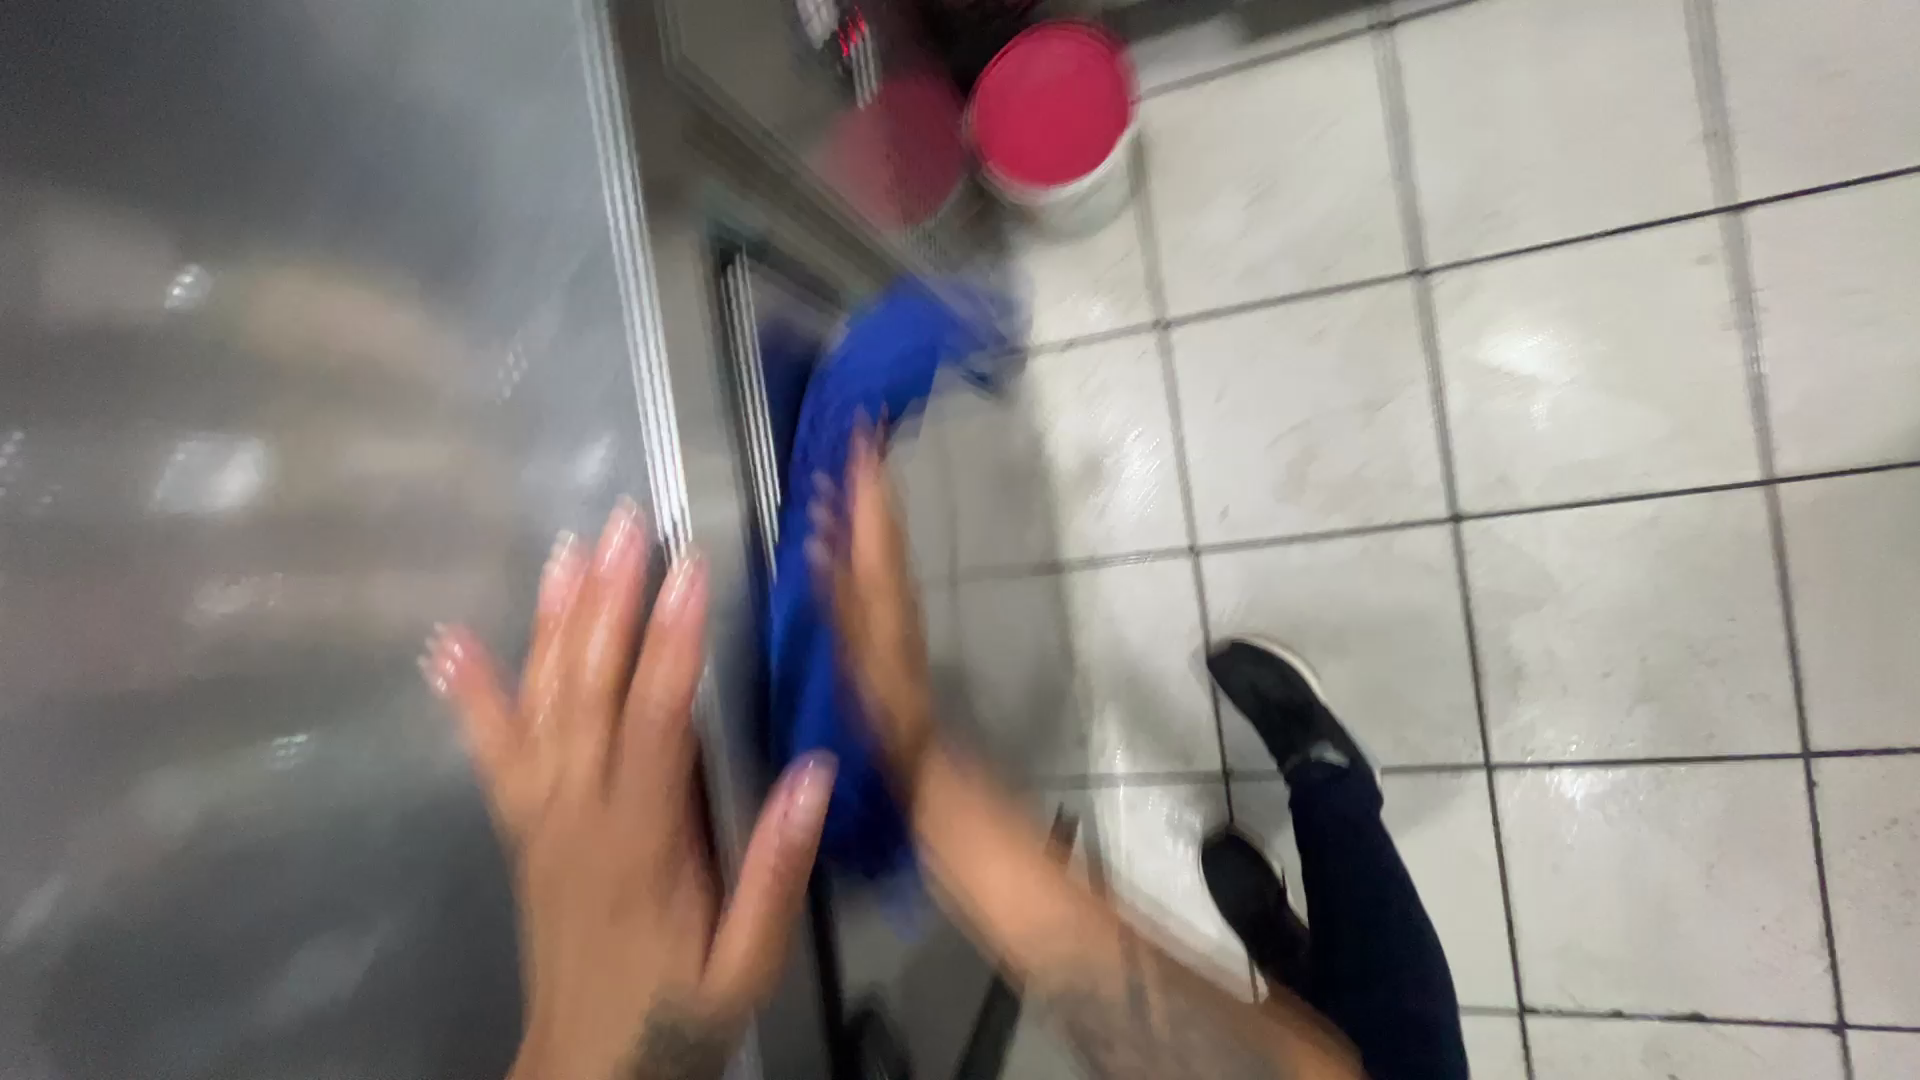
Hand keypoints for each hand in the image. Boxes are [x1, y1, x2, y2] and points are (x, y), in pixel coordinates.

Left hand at [422, 500, 834, 1079]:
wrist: (588, 1069)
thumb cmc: (681, 1008)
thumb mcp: (749, 959)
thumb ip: (778, 867)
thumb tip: (815, 769)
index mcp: (641, 840)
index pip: (657, 719)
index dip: (673, 640)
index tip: (690, 568)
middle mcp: (577, 811)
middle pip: (589, 690)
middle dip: (609, 600)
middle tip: (626, 526)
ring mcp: (539, 813)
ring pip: (542, 701)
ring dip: (555, 620)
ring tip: (570, 549)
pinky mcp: (521, 823)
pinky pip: (491, 748)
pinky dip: (471, 691)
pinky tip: (450, 640)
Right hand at [808, 426, 937, 795]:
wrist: (910, 728)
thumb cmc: (877, 693)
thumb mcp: (851, 646)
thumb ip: (835, 592)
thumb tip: (816, 537)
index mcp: (881, 581)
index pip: (874, 512)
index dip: (868, 468)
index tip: (865, 425)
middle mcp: (892, 575)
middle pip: (884, 510)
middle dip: (873, 467)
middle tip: (862, 426)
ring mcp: (894, 587)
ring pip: (882, 526)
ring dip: (868, 490)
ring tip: (850, 458)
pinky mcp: (891, 600)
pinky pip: (877, 547)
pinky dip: (864, 523)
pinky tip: (844, 518)